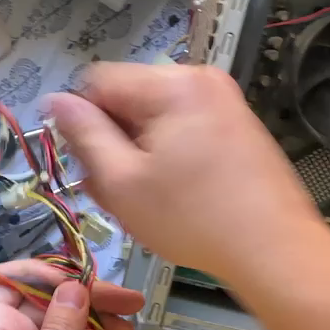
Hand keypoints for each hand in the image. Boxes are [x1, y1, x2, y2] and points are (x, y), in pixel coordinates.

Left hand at [0, 259, 143, 329]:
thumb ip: (62, 329)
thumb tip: (74, 286)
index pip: (9, 280)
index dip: (45, 272)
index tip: (84, 279)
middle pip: (40, 297)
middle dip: (82, 296)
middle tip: (130, 302)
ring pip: (52, 319)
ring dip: (89, 317)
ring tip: (130, 324)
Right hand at [46, 63, 325, 289]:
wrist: (274, 249)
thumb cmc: (191, 219)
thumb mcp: (122, 182)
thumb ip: (83, 135)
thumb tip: (55, 100)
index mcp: (171, 84)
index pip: (97, 80)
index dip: (80, 120)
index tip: (84, 163)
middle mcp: (200, 79)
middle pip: (127, 97)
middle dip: (111, 140)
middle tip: (113, 190)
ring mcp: (224, 102)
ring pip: (153, 117)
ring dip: (136, 153)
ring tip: (143, 199)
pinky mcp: (237, 127)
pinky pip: (183, 129)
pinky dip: (166, 156)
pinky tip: (170, 194)